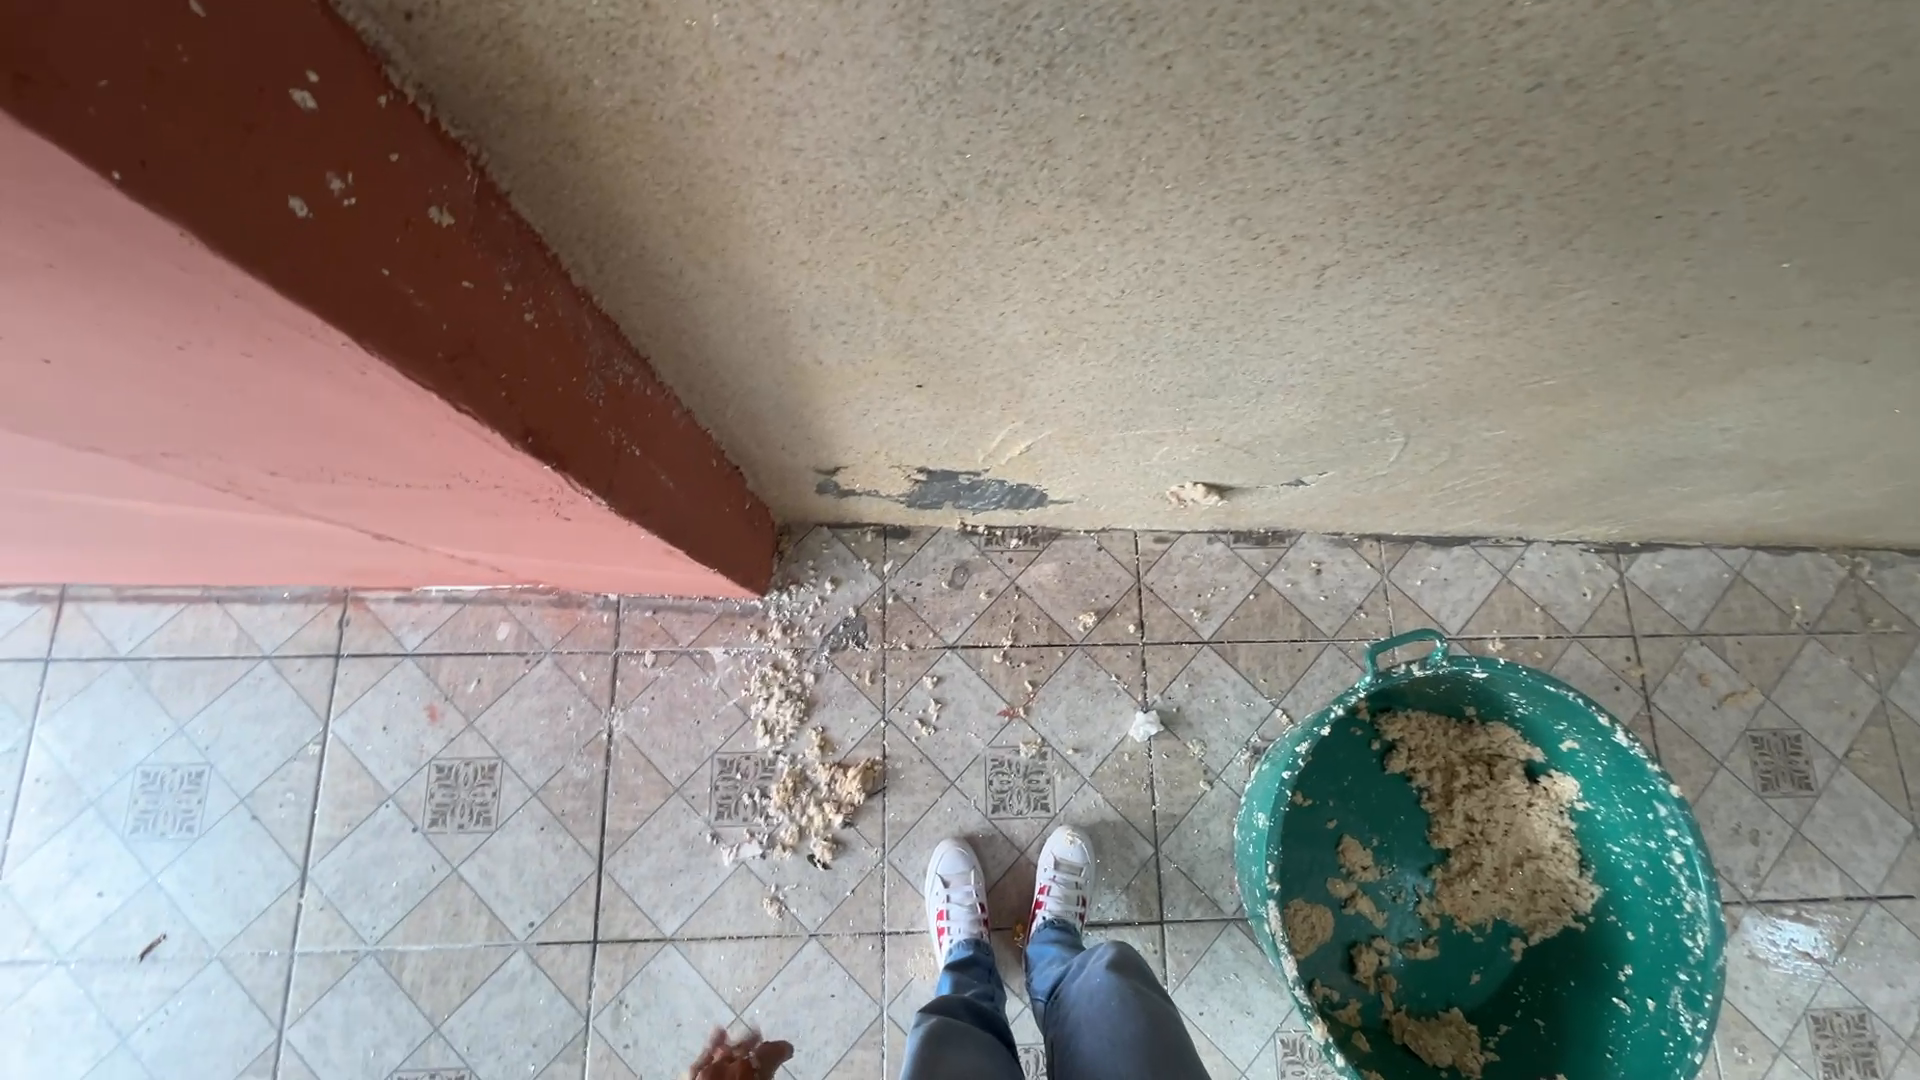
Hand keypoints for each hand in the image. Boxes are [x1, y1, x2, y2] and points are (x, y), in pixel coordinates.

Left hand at [686, 1027, 793, 1079]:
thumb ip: (767, 1078)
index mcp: (751, 1073)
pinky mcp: (690, 1078)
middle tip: (764, 1042)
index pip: (771, 1052)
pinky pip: (702, 1059)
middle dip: (757, 1044)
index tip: (788, 1051)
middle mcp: (729, 1065)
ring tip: (745, 1037)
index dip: (781, 1050)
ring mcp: (707, 1071)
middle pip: (748, 1047)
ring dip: (736, 1043)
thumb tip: (772, 1073)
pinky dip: (711, 1046)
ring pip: (725, 1049)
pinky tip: (718, 1034)